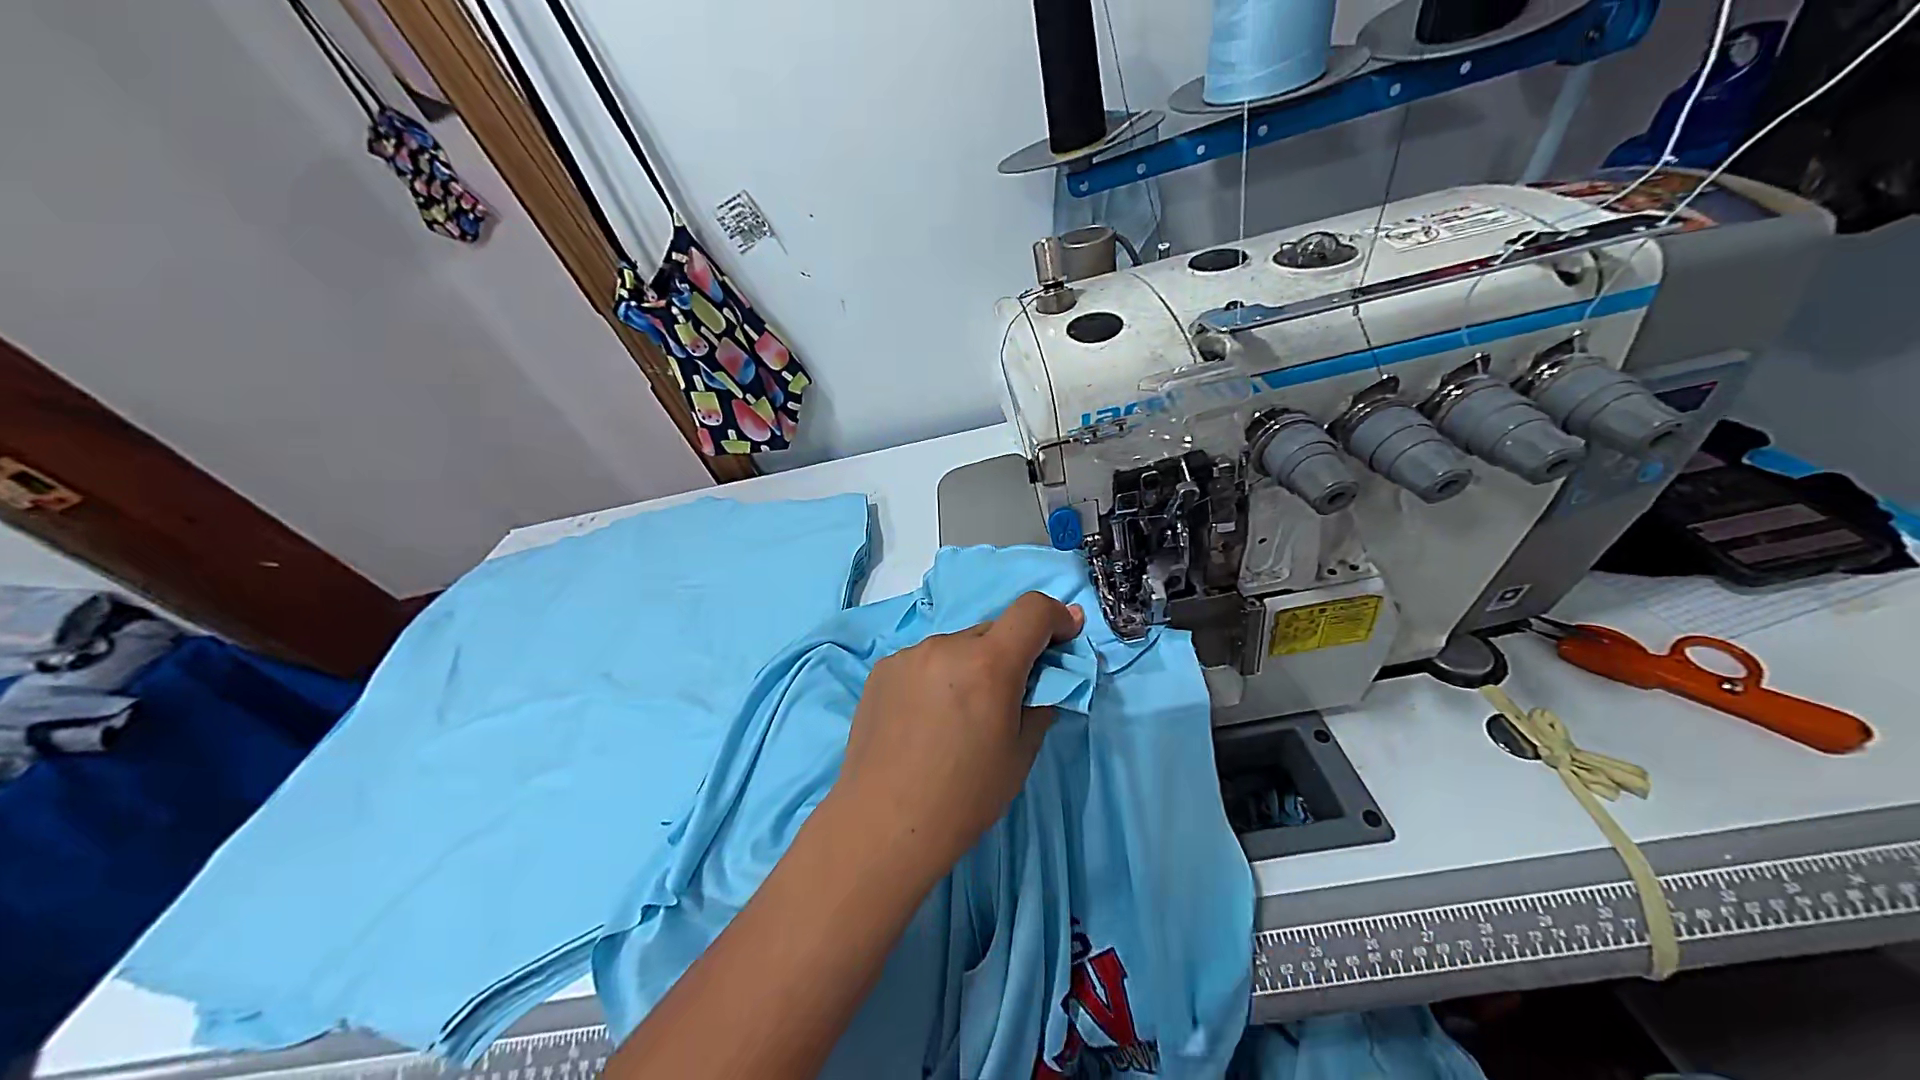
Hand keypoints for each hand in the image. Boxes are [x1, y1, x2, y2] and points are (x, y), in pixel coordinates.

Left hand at [832, 592, 1084, 880]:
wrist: (883, 824)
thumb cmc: (965, 796)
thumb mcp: (1021, 752)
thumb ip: (1041, 700)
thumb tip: (1050, 673)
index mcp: (988, 663)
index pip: (1032, 609)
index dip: (1057, 617)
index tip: (1064, 638)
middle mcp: (946, 645)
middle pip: (994, 630)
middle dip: (1012, 651)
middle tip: (1010, 695)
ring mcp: (908, 655)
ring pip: (957, 646)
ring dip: (971, 665)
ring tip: (960, 715)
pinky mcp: (882, 670)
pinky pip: (925, 661)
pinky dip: (938, 677)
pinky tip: (926, 719)